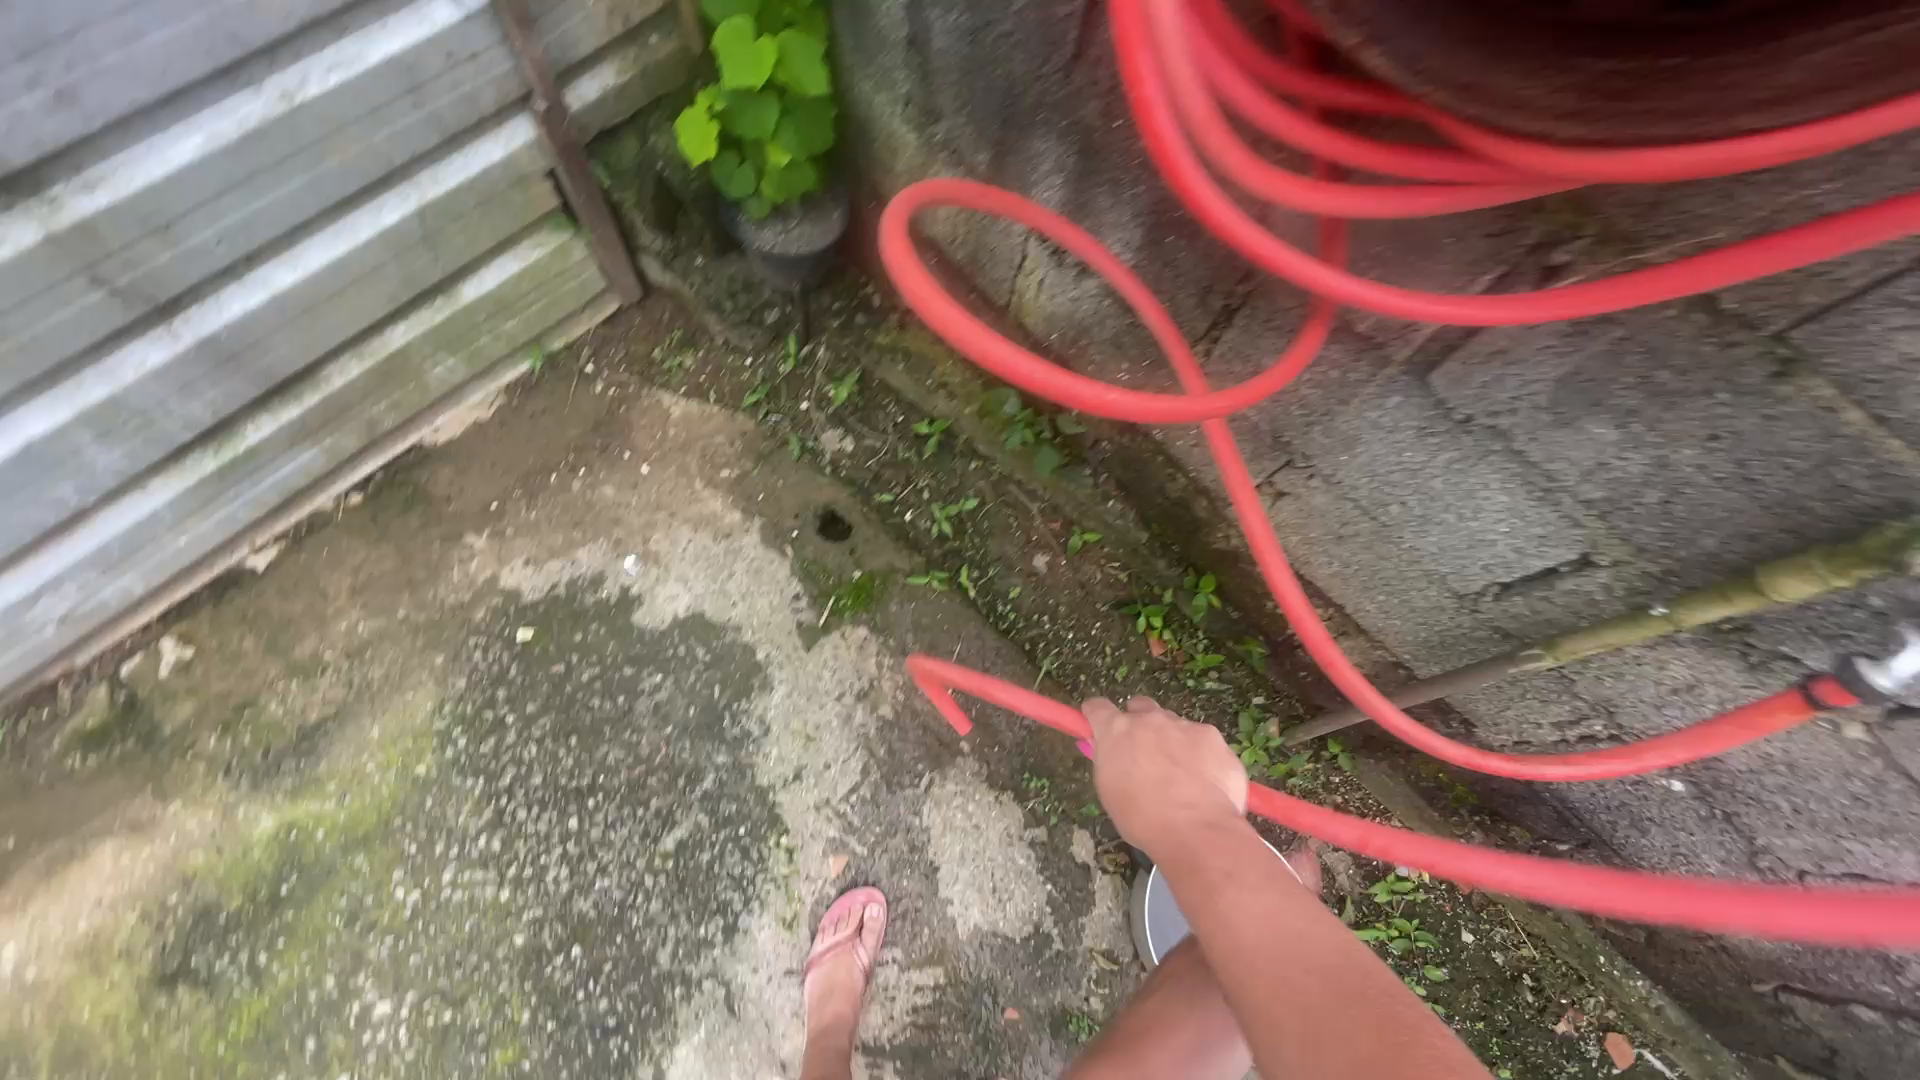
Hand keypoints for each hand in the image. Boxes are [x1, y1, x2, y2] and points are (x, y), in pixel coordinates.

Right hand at [1083, 696, 1247, 861]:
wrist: (1196, 829)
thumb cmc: (1142, 818)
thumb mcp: (1110, 792)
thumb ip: (1111, 762)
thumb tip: (1116, 755)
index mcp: (1116, 731)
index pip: (1097, 707)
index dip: (1097, 716)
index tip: (1099, 729)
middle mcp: (1149, 720)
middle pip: (1140, 708)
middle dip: (1139, 724)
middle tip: (1144, 754)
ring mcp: (1183, 725)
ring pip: (1174, 724)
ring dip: (1172, 741)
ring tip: (1182, 777)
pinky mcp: (1212, 737)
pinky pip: (1202, 740)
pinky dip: (1201, 755)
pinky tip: (1206, 782)